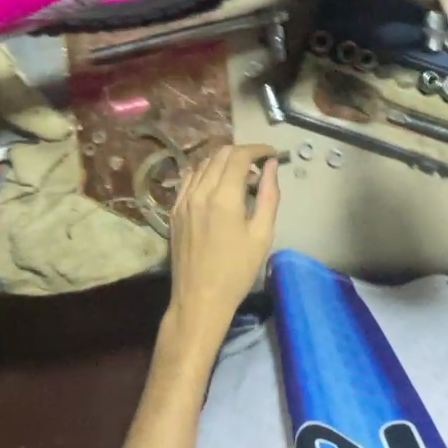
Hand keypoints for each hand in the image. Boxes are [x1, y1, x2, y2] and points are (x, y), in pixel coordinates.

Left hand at [165, 144, 279, 336]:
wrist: (199, 298)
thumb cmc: (237, 271)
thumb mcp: (262, 235)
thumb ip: (268, 195)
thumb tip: (271, 166)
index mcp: (223, 197)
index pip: (239, 156)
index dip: (258, 149)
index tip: (272, 154)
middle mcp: (199, 192)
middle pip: (220, 154)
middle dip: (242, 153)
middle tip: (260, 167)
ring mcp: (183, 200)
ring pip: (203, 163)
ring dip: (224, 161)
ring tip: (241, 176)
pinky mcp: (174, 210)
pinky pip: (189, 179)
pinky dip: (205, 173)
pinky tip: (217, 185)